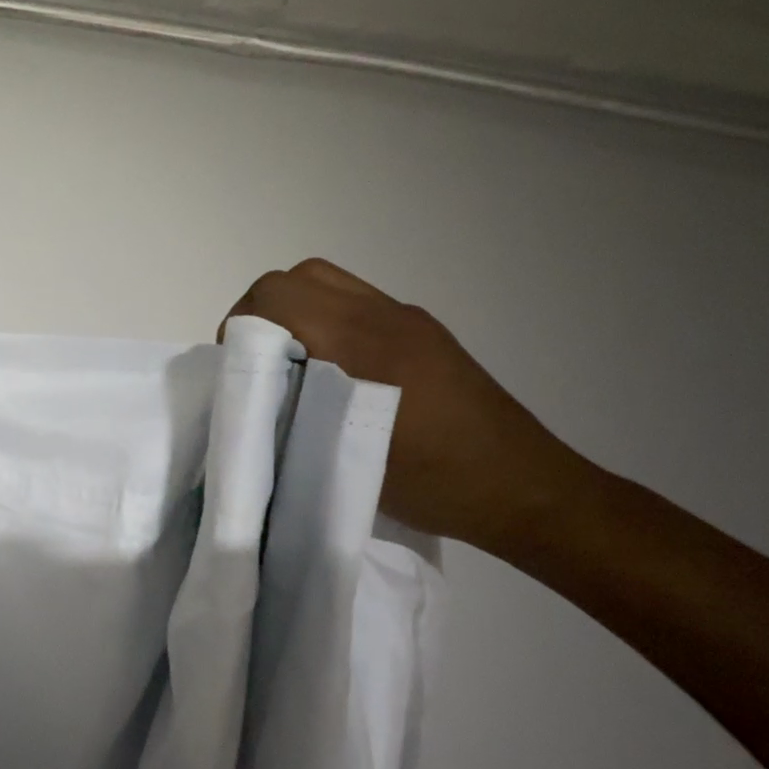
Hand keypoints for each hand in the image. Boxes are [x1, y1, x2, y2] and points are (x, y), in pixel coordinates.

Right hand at [224, 259, 598, 551]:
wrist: (526, 491)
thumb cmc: (432, 482)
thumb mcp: (342, 456)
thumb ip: (290, 412)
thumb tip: (254, 395)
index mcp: (363, 342)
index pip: (278, 294)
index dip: (242, 324)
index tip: (241, 369)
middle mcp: (385, 316)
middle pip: (300, 277)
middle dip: (264, 312)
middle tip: (260, 362)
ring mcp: (410, 320)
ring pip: (329, 284)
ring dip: (297, 313)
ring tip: (293, 366)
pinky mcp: (425, 333)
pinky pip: (358, 303)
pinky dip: (327, 322)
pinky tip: (335, 374)